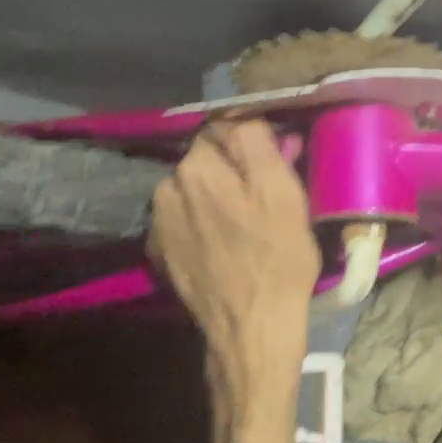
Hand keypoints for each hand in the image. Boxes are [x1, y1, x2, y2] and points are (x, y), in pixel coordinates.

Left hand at [149, 121, 321, 370]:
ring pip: (195, 190)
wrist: (251, 325)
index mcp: (197, 167)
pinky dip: (205, 223)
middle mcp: (167, 187)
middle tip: (268, 198)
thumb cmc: (277, 257)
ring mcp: (158, 223)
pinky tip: (226, 245)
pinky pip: (185, 220)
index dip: (256, 143)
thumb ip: (257, 144)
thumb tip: (245, 117)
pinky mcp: (160, 252)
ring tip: (247, 224)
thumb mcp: (283, 193)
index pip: (224, 128)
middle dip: (234, 170)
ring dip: (218, 196)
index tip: (280, 163)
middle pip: (207, 161)